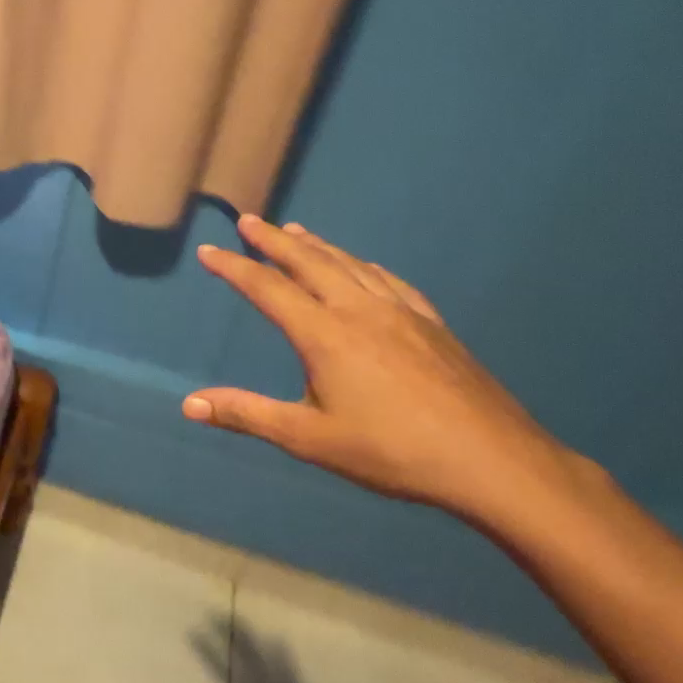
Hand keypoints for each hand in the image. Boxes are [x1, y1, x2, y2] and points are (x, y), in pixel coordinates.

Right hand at [186, 215, 577, 518]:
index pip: (268, 289)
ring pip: (352, 266)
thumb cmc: (392, 452)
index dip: (234, 267)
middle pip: (311, 263)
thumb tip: (189, 404)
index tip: (208, 250)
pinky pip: (391, 281)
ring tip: (297, 231)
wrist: (493, 462)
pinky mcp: (433, 326)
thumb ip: (247, 415)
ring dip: (318, 246)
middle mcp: (361, 311)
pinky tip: (365, 267)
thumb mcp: (309, 439)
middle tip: (249, 220)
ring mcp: (403, 315)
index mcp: (326, 335)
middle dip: (275, 240)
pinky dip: (365, 265)